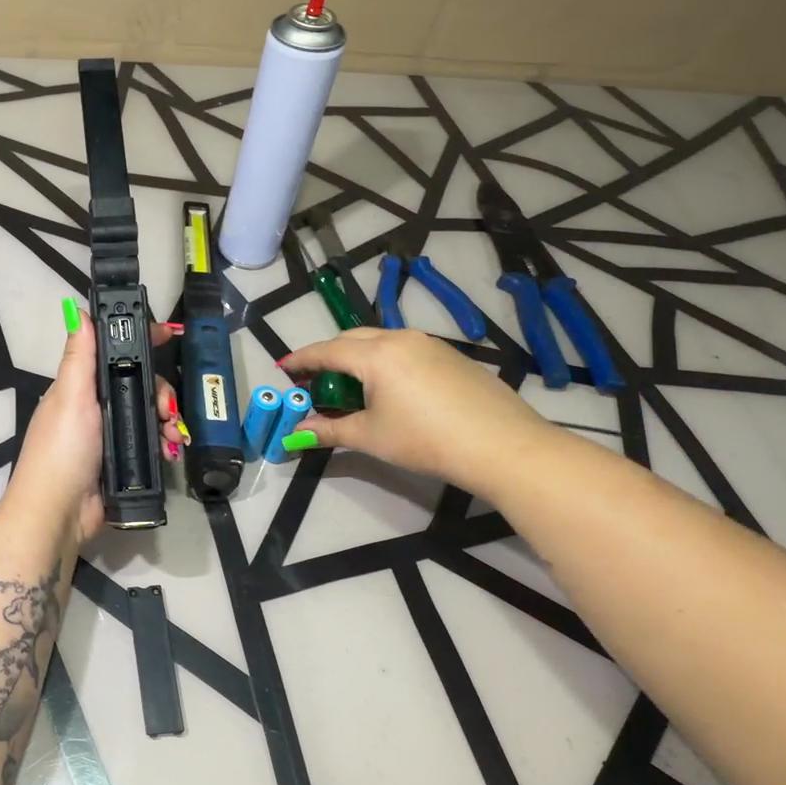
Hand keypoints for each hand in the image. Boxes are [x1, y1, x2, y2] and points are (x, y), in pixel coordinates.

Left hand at [6, 307, 180, 544]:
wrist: (59, 513)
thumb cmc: (62, 449)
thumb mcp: (70, 397)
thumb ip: (79, 356)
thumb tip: (78, 311)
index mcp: (80, 388)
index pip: (114, 354)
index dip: (140, 342)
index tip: (167, 335)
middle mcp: (95, 408)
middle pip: (140, 385)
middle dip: (161, 392)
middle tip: (168, 408)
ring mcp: (110, 436)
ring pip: (150, 414)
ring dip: (168, 419)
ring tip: (173, 434)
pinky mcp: (124, 462)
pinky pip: (151, 443)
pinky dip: (165, 443)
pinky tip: (171, 450)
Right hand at [279, 328, 558, 499]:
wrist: (502, 446)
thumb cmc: (426, 440)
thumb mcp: (371, 437)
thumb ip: (330, 431)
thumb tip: (298, 433)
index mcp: (375, 354)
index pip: (326, 350)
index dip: (301, 359)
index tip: (283, 368)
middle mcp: (400, 338)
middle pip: (352, 339)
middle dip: (328, 355)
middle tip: (314, 379)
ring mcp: (430, 344)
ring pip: (381, 341)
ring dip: (359, 356)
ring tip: (351, 385)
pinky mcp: (452, 356)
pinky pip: (407, 350)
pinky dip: (386, 361)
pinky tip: (392, 389)